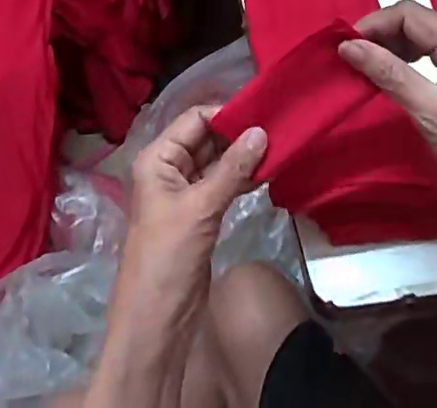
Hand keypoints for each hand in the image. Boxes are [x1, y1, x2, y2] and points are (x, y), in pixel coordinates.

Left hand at [116, 107, 267, 319]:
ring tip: (279, 145)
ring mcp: (185, 192)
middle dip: (239, 133)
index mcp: (157, 158)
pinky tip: (268, 171)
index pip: (195, 119)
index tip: (263, 112)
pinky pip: (223, 183)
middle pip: (207, 137)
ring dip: (244, 155)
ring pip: (217, 160)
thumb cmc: (168, 259)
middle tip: (278, 127)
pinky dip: (242, 177)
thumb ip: (232, 168)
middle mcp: (169, 169)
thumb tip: (261, 130)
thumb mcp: (201, 209)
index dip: (226, 114)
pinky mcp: (200, 213)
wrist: (156, 325)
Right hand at [340, 2, 436, 235]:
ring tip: (366, 67)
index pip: (413, 15)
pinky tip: (393, 76)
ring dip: (393, 46)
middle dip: (382, 34)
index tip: (345, 46)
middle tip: (351, 58)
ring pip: (426, 37)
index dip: (375, 24)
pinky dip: (409, 60)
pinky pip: (436, 55)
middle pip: (419, 21)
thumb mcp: (433, 116)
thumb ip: (390, 75)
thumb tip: (349, 46)